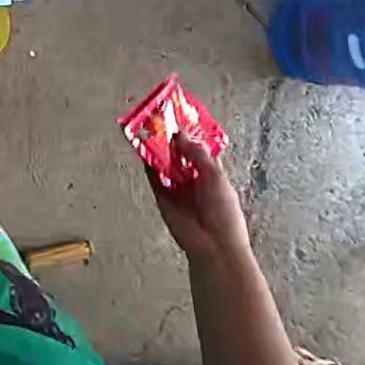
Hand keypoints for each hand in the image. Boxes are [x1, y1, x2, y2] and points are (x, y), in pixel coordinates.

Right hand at [148, 134, 252, 268]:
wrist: (212, 245)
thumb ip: (197, 154)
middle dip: (170, 140)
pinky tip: (142, 150)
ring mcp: (176, 188)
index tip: (178, 118)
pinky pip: (153, 178)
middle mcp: (193, 179)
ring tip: (148, 132)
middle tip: (159, 122)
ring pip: (164, 164)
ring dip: (157, 150)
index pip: (198, 150)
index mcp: (211, 174)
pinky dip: (147, 165)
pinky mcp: (162, 198)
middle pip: (178, 155)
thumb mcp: (216, 176)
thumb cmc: (223, 212)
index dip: (189, 136)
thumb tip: (180, 136)